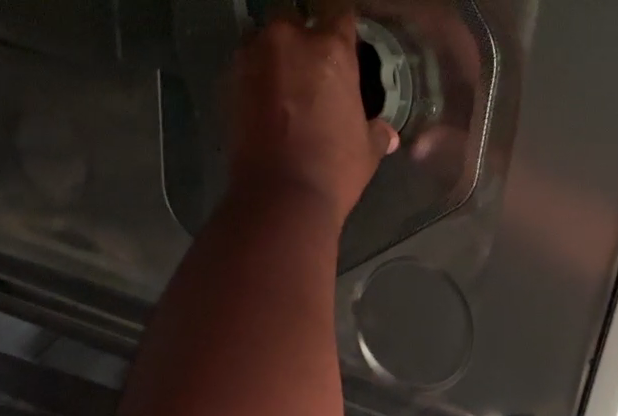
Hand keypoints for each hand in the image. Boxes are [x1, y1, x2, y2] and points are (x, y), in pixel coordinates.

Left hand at [227, 15, 398, 220]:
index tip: (347, 53)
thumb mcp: (368, 152)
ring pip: (267, 43)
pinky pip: (248, 68)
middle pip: (298, 25)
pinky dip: (257, 81)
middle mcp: (289, 40)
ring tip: (287, 91)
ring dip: (277, 60)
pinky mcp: (229, 79)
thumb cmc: (334, 169)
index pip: (341, 19)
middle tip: (315, 76)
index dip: (345, 35)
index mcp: (331, 50)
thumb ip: (377, 133)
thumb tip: (388, 134)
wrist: (281, 195)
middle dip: (306, 45)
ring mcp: (253, 56)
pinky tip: (268, 107)